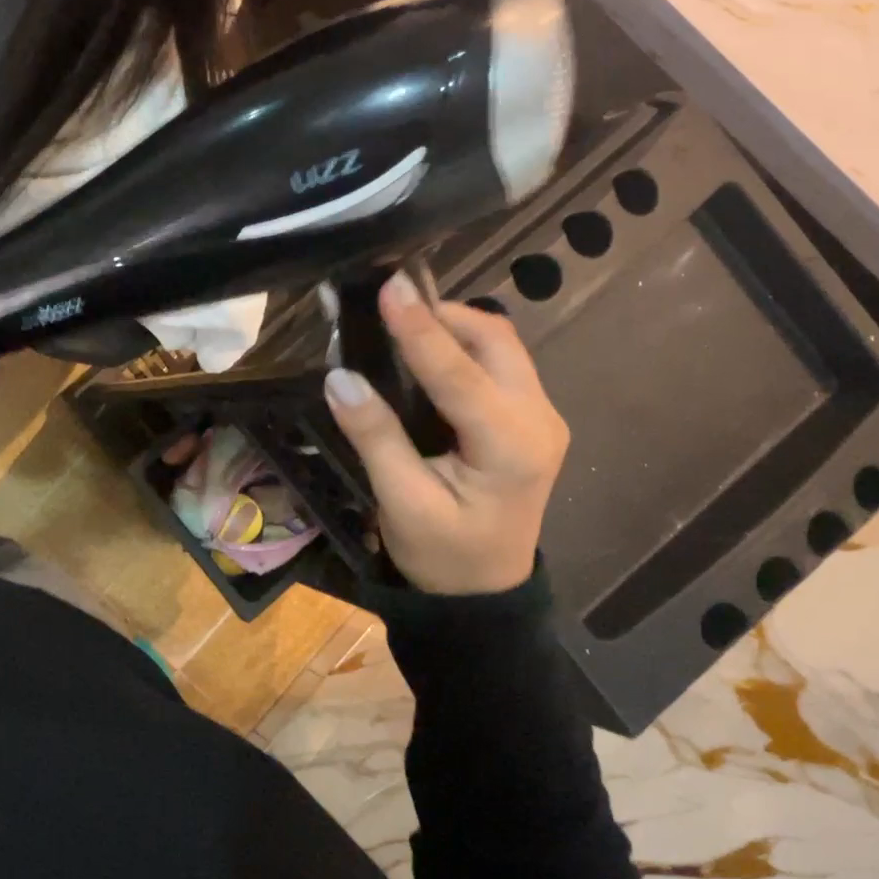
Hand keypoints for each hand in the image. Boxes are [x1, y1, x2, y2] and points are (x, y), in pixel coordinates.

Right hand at [323, 273, 569, 594]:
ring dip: (452, 326)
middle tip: (388, 303)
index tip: (389, 287)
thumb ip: (375, 436)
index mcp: (510, 446)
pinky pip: (498, 365)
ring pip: (501, 348)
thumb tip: (339, 378)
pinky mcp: (528, 421)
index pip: (459, 373)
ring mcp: (539, 418)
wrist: (484, 591)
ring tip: (399, 319)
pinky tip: (423, 349)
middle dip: (443, 316)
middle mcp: (538, 420)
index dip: (420, 328)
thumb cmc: (441, 552)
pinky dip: (459, 347)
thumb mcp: (401, 501)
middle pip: (496, 342)